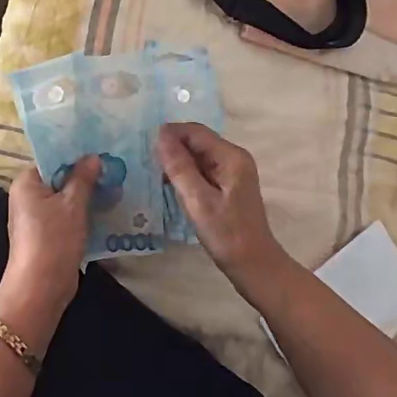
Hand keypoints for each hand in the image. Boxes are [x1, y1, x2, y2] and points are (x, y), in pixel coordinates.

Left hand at [0, 156, 100, 311]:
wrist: (41, 288)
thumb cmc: (53, 239)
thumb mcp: (72, 205)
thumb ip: (83, 178)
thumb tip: (92, 157)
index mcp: (26, 183)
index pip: (51, 159)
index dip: (75, 154)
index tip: (101, 149)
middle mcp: (27, 197)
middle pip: (59, 179)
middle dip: (85, 176)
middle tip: (115, 167)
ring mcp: (37, 218)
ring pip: (66, 199)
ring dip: (88, 196)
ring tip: (118, 185)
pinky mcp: (49, 235)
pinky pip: (68, 217)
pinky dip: (85, 214)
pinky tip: (109, 210)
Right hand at [155, 123, 293, 288]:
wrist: (252, 264)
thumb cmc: (226, 233)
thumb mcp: (198, 200)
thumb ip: (179, 166)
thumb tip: (161, 136)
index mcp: (231, 157)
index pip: (195, 131)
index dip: (169, 134)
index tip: (144, 146)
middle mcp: (234, 158)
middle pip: (197, 141)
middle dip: (172, 148)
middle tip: (146, 162)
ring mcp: (232, 172)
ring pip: (197, 156)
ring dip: (176, 162)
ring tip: (153, 174)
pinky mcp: (227, 186)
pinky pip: (201, 170)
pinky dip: (185, 174)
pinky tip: (170, 186)